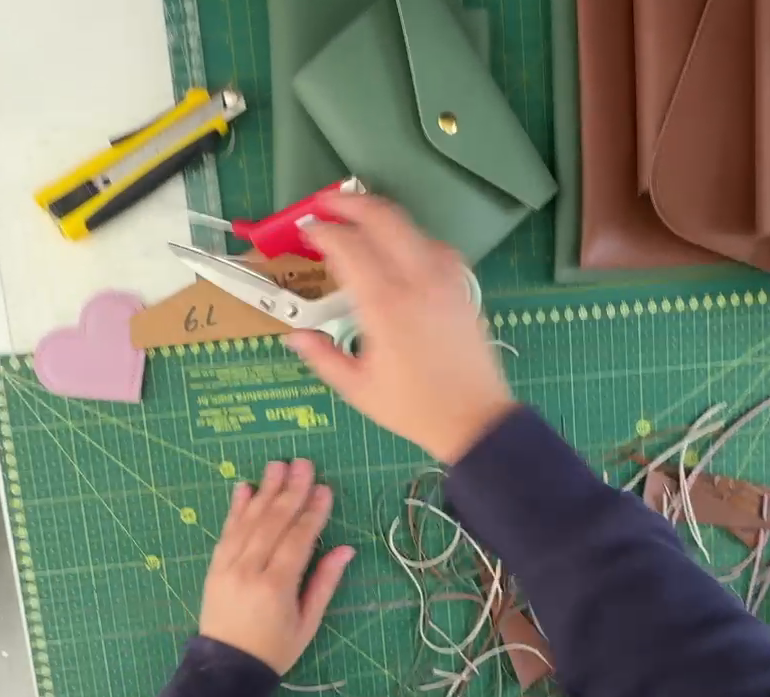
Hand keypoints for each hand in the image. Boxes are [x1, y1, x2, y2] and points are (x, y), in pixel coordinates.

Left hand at [198, 459, 354, 674]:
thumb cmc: (275, 650)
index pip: (298, 540)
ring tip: (278, 465)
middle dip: (290, 491)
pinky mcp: (214, 567)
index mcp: (276, 587)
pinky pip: (227, 531)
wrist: (226, 669)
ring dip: (264, 490)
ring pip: (249, 521)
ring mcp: (228, 567)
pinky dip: (236, 508)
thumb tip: (346, 549)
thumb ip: (324, 583)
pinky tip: (244, 487)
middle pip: (272, 522)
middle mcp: (249, 571)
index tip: (325, 489)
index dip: (313, 513)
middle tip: (304, 464)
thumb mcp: (308, 623)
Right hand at [287, 194, 515, 463]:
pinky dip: (410, 236)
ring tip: (357, 221)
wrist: (474, 419)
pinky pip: (434, 246)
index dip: (323, 230)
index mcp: (386, 306)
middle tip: (325, 205)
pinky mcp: (462, 287)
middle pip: (383, 217)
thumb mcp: (358, 389)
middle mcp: (418, 282)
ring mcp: (445, 280)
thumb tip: (295, 336)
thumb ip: (323, 357)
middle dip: (349, 203)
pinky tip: (398, 249)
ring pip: (411, 226)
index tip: (306, 230)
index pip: (349, 246)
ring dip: (380, 216)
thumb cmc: (414, 409)